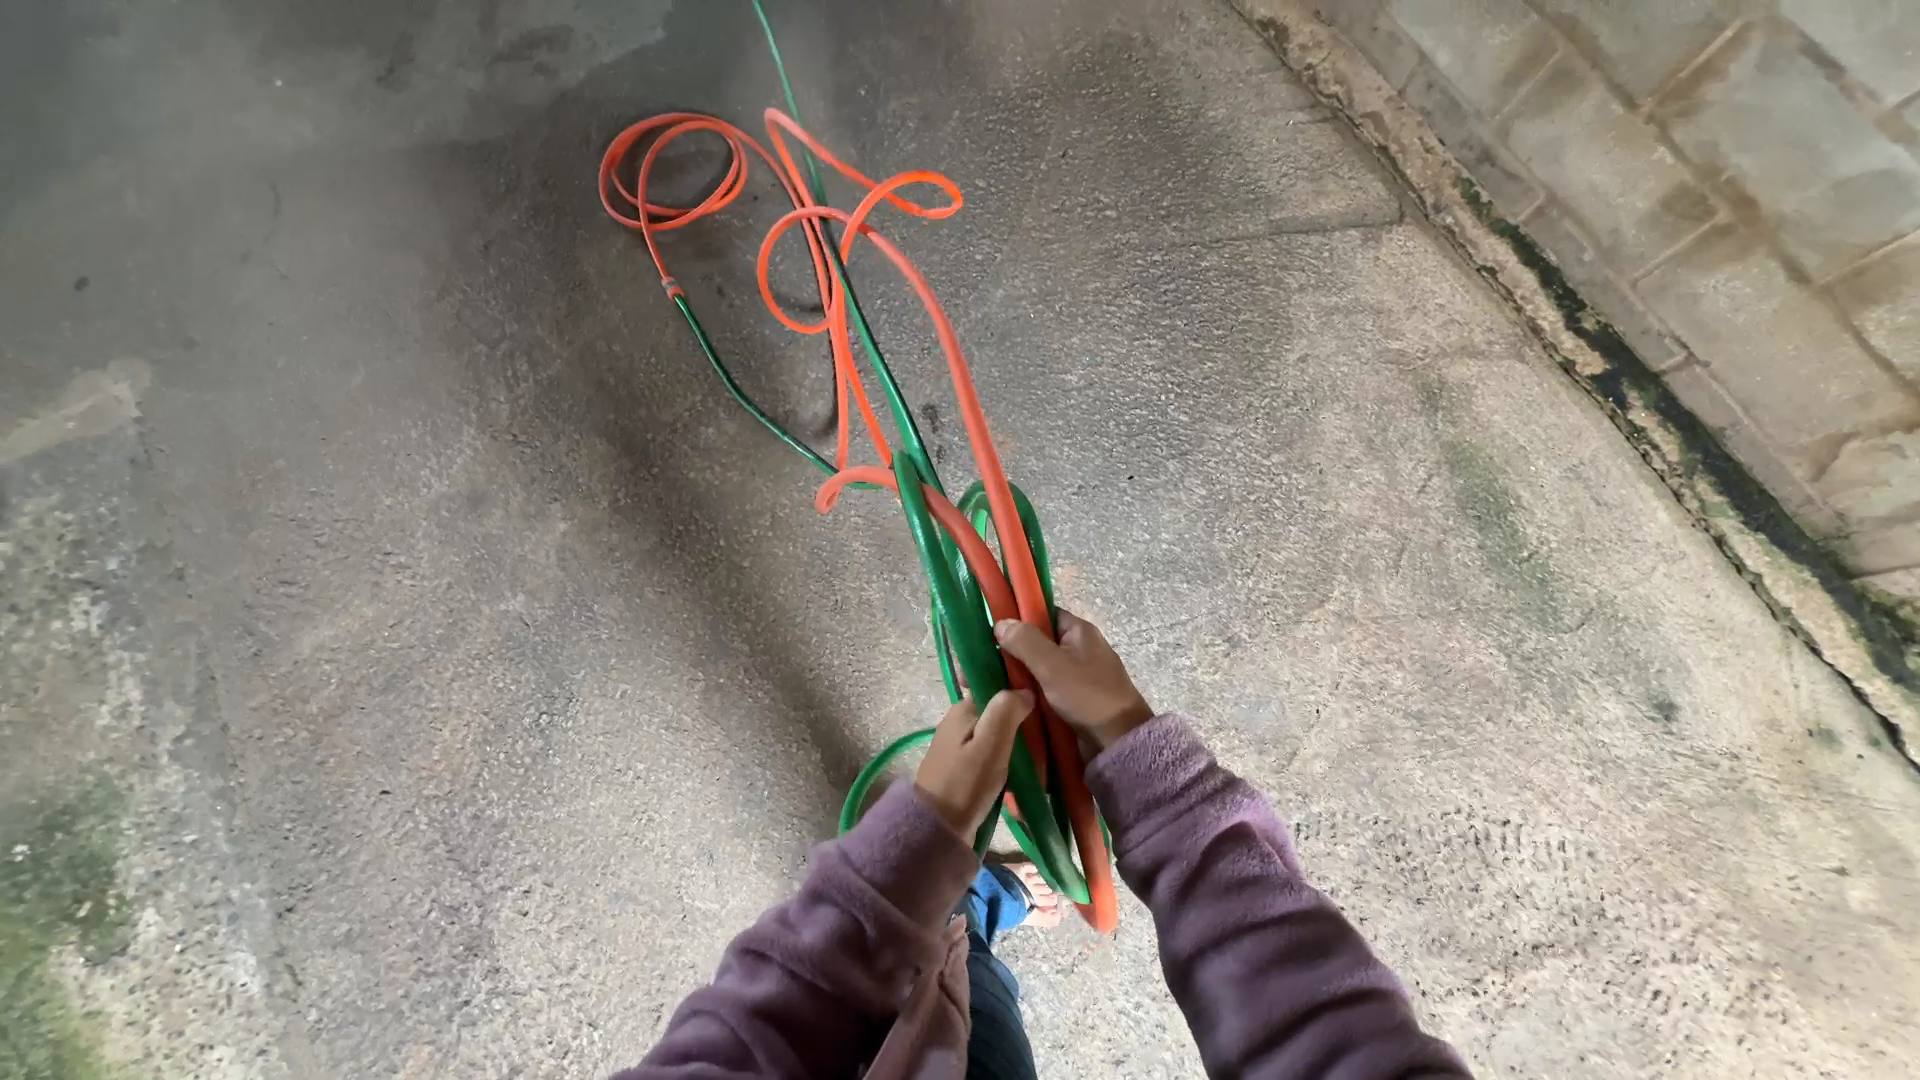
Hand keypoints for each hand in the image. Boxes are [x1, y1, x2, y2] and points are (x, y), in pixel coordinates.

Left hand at [915, 690, 1033, 836]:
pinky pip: (990, 753)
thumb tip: (1024, 690)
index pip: (996, 687)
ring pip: (995, 733)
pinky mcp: (961, 766)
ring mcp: (958, 744)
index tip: (1042, 707)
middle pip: (997, 711)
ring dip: (1015, 743)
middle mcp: (958, 720)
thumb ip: (1006, 711)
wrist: (938, 828)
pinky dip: (1005, 759)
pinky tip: (1021, 771)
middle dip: (1020, 722)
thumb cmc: (966, 782)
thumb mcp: (990, 743)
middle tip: (1045, 736)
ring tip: (1039, 756)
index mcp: (964, 708)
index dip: (1019, 693)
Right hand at [995, 609, 1152, 751]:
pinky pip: (1043, 689)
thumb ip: (1025, 641)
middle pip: (1037, 642)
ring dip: (1017, 676)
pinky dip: (1027, 693)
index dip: (1018, 619)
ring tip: (988, 683)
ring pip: (1037, 668)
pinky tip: (1006, 699)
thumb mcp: (1053, 665)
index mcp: (1079, 631)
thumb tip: (1000, 623)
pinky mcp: (1072, 699)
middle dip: (1012, 652)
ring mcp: (1075, 675)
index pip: (1043, 614)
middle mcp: (1077, 649)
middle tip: (983, 663)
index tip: (991, 633)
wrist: (1118, 740)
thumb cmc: (1087, 695)